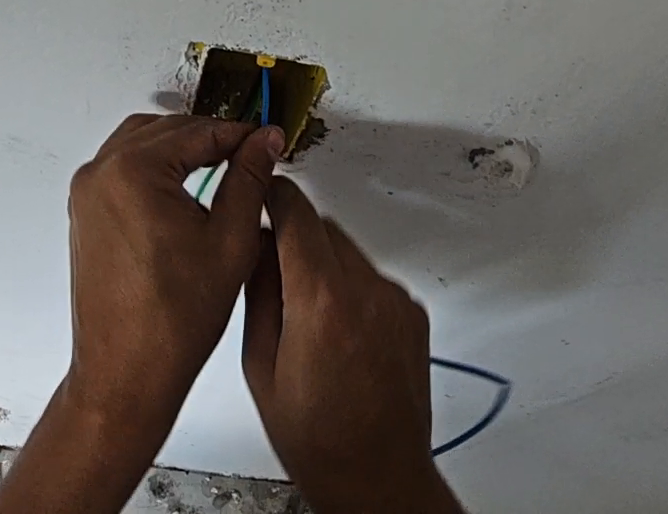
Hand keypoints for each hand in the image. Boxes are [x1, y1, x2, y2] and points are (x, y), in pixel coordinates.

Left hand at [64, 113, 284, 422]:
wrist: (126, 373)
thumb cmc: (170, 322)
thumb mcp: (230, 240)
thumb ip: (250, 178)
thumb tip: (264, 141)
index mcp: (134, 173)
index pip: (200, 132)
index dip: (242, 135)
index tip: (267, 140)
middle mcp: (101, 174)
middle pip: (169, 129)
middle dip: (212, 137)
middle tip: (251, 153)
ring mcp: (87, 192)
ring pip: (143, 140)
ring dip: (182, 145)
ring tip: (222, 165)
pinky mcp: (85, 210)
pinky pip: (122, 164)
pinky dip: (155, 163)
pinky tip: (185, 184)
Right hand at [242, 178, 464, 513]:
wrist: (379, 478)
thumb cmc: (317, 438)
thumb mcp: (261, 365)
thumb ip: (258, 292)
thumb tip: (255, 244)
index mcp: (321, 302)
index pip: (296, 214)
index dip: (274, 195)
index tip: (262, 189)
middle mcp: (366, 291)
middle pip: (323, 227)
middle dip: (295, 235)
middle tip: (273, 269)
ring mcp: (394, 300)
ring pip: (348, 249)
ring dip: (324, 261)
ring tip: (307, 313)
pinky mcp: (412, 311)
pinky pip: (371, 275)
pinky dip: (350, 285)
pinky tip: (338, 328)